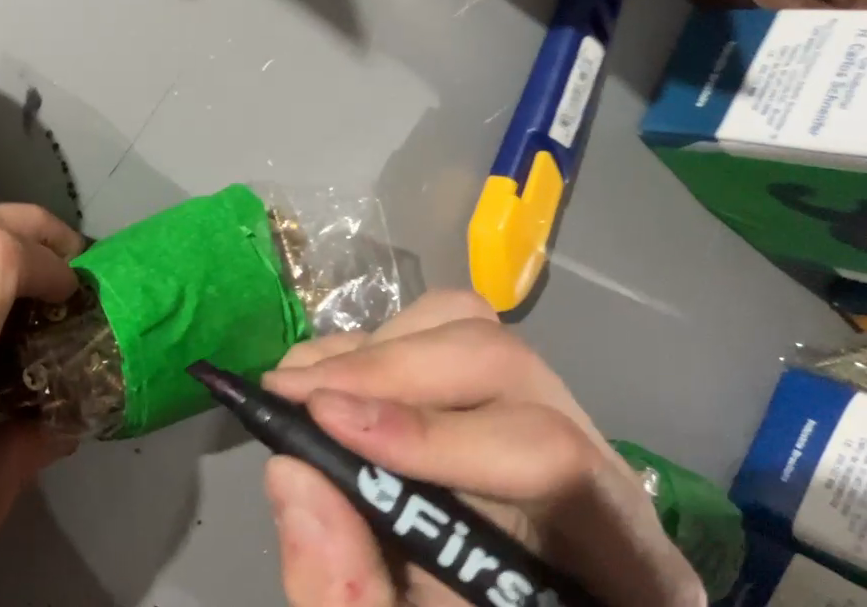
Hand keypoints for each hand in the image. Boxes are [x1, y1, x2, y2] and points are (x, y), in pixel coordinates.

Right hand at [259, 291, 703, 606]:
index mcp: (617, 563)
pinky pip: (426, 328)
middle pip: (502, 365)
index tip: (324, 422)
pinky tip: (316, 389)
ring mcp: (540, 417)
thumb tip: (291, 469)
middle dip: (381, 371)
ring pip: (465, 328)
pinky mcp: (480, 394)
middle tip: (294, 397)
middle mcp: (594, 474)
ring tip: (299, 392)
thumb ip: (347, 583)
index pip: (548, 458)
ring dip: (363, 352)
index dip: (429, 433)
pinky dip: (354, 347)